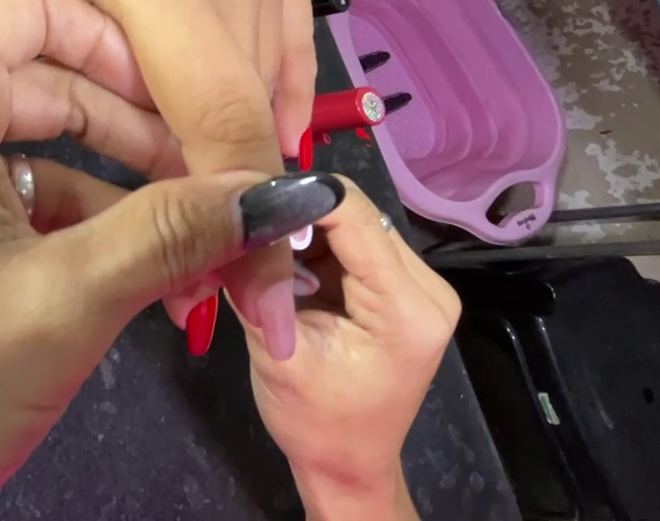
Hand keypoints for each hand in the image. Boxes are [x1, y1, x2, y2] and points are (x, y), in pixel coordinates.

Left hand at [0, 0, 344, 520]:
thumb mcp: (61, 302)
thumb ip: (174, 233)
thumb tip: (280, 192)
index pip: (45, 4)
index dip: (130, 47)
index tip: (203, 114)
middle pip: (46, 79)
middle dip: (139, 139)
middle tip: (225, 207)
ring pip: (26, 146)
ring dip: (107, 194)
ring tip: (189, 261)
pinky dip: (55, 225)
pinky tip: (115, 280)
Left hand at [0, 0, 315, 355]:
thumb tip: (4, 103)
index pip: (214, 118)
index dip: (226, 210)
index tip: (224, 289)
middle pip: (258, 116)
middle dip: (237, 201)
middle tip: (205, 277)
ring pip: (282, 82)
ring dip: (247, 150)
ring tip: (207, 211)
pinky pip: (287, 39)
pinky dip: (263, 94)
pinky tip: (222, 123)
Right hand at [245, 178, 459, 520]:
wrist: (344, 464)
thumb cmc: (315, 420)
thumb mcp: (280, 351)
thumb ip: (261, 280)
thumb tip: (235, 215)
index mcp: (407, 306)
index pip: (351, 213)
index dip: (294, 195)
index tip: (241, 200)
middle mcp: (423, 285)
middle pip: (350, 210)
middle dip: (292, 211)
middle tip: (243, 228)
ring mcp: (411, 283)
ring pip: (342, 218)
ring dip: (296, 226)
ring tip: (256, 249)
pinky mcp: (392, 284)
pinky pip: (341, 237)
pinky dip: (304, 241)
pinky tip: (278, 263)